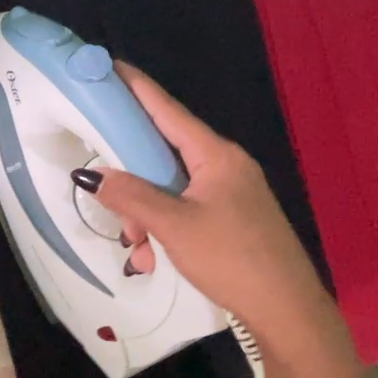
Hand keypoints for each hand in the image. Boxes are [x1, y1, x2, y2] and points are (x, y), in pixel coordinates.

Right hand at [75, 61, 340, 355]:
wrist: (287, 311)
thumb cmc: (232, 258)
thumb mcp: (174, 226)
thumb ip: (130, 196)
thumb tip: (90, 174)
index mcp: (216, 156)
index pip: (168, 111)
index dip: (137, 88)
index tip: (109, 65)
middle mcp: (223, 166)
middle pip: (161, 154)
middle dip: (130, 180)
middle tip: (110, 203)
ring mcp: (228, 193)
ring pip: (167, 188)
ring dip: (143, 214)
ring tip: (139, 248)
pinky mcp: (228, 218)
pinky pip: (181, 211)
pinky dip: (161, 230)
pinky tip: (153, 259)